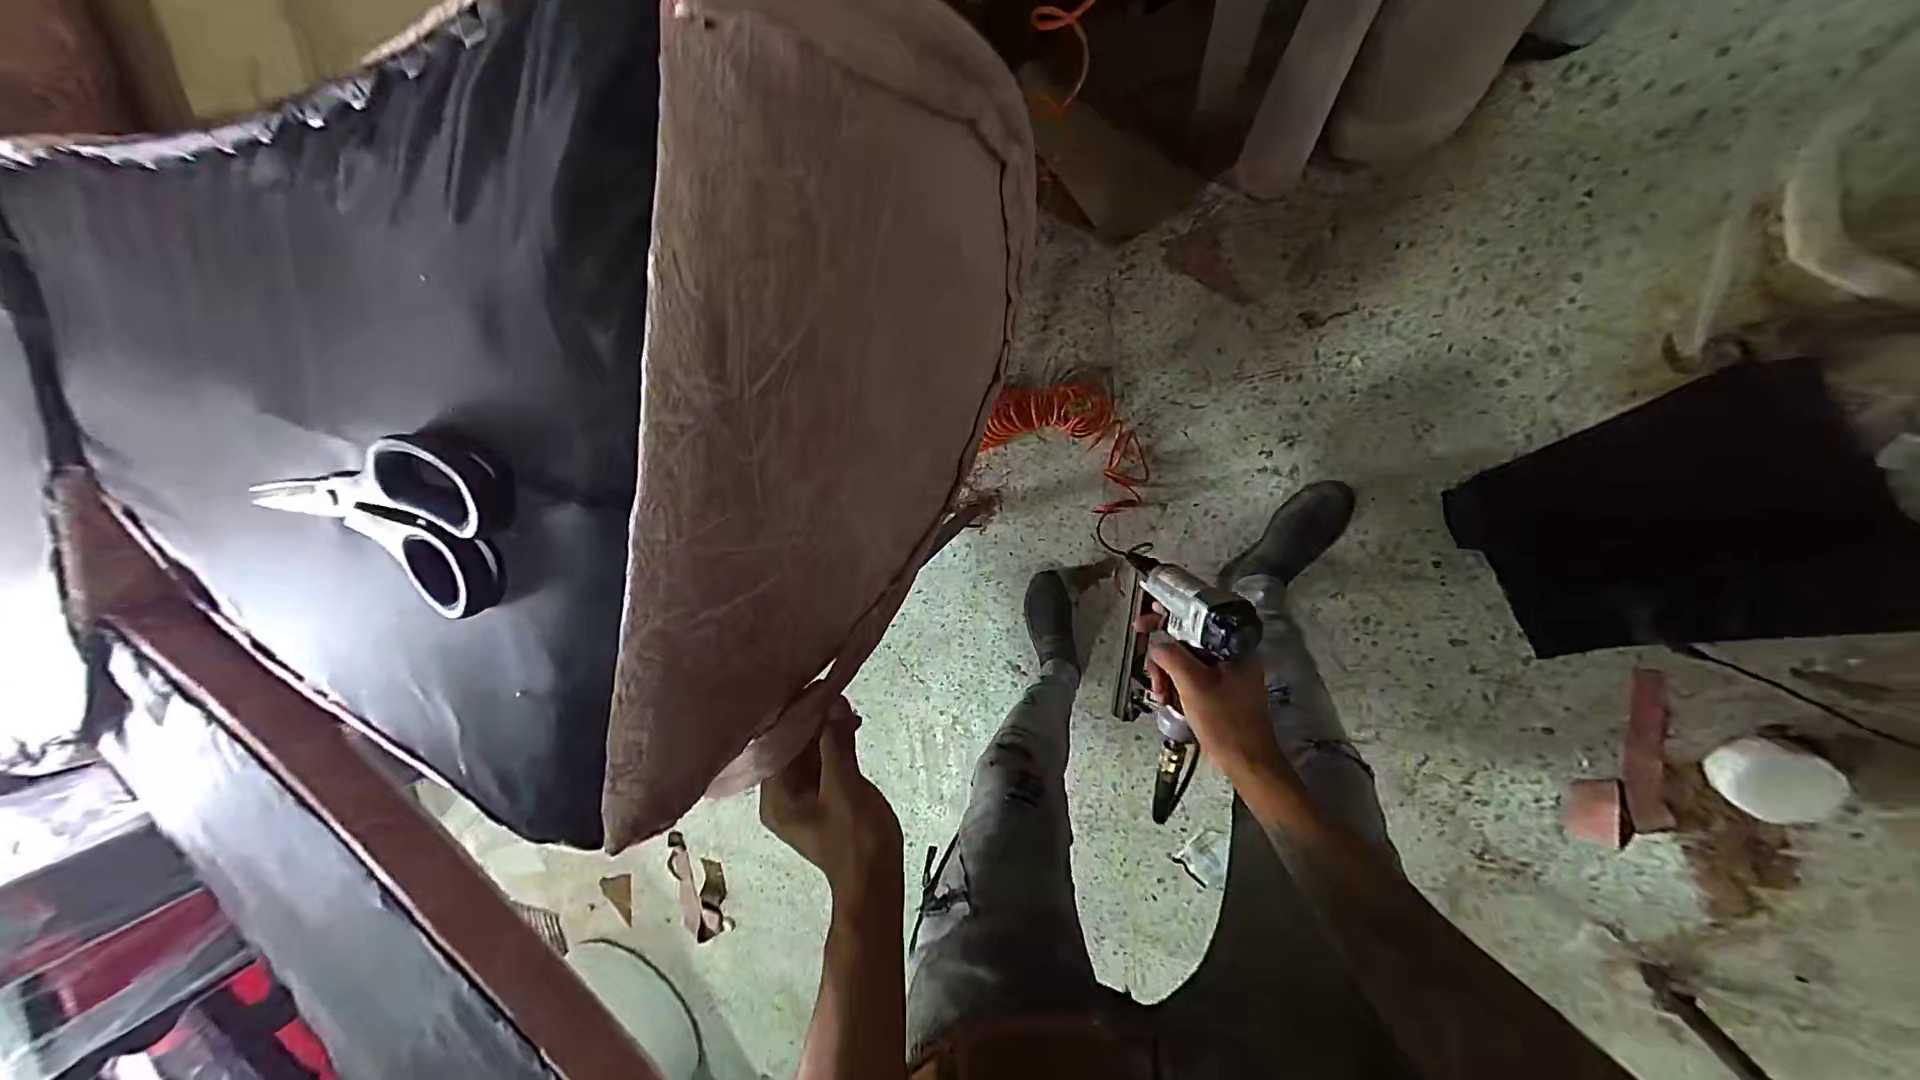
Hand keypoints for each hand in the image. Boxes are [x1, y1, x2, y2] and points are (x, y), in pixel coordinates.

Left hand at [761, 697, 902, 906]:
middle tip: (832, 691)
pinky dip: (834, 745)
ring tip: (846, 706)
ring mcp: (803, 799)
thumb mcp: (844, 786)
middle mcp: (782, 797)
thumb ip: (836, 743)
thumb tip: (834, 702)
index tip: (812, 687)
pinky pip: (823, 763)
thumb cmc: (855, 837)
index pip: (776, 745)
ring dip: (825, 730)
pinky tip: (850, 726)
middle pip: (790, 748)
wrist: (877, 879)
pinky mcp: (823, 798)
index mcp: (776, 798)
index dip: (793, 715)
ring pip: (808, 754)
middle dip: (811, 720)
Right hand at [1145, 625, 1282, 778]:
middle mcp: (1232, 655)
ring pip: (1186, 661)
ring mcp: (1226, 673)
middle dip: (1164, 658)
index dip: (1168, 616)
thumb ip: (1172, 657)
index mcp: (1233, 647)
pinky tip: (1168, 700)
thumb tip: (1157, 645)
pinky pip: (1191, 677)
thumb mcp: (1193, 685)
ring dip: (1167, 675)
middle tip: (1152, 675)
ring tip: (1161, 695)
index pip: (1197, 619)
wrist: (1247, 762)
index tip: (1145, 621)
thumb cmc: (1225, 722)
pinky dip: (1176, 685)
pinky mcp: (1220, 689)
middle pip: (1186, 642)